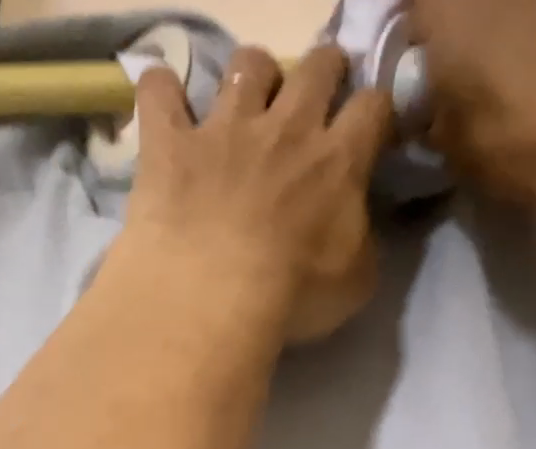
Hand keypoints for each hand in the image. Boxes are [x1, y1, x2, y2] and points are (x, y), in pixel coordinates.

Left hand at [120, 46, 392, 343]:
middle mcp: (286, 127)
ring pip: (247, 63)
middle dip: (324, 70)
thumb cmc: (292, 297)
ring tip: (246, 98)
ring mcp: (224, 127)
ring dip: (252, 73)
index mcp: (338, 161)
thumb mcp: (355, 282)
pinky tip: (164, 104)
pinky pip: (159, 89)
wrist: (213, 296)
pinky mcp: (169, 142)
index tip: (371, 127)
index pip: (373, 106)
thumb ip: (362, 239)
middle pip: (317, 66)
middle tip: (317, 94)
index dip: (376, 110)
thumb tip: (356, 221)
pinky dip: (161, 90)